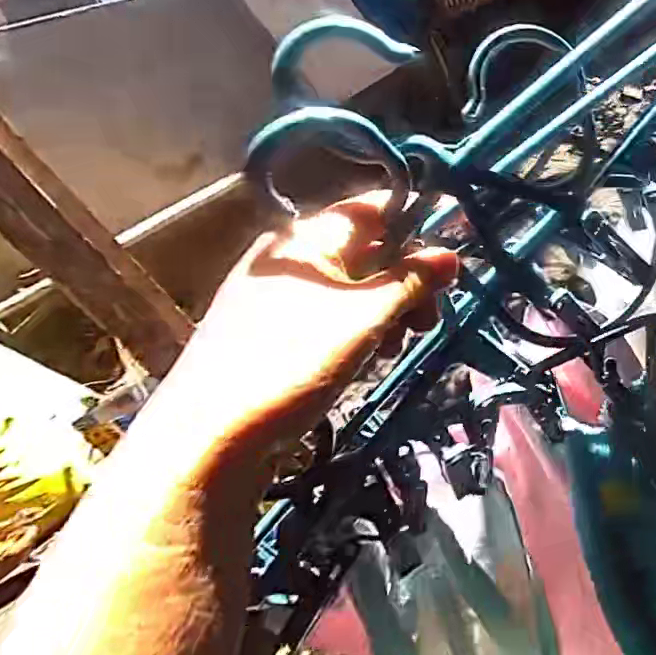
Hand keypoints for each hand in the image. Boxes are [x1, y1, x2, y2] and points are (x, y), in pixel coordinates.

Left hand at [138, 192, 459, 467]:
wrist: (203, 446)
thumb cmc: (292, 364)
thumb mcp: (367, 318)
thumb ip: (413, 280)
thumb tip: (451, 254)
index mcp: (309, 239)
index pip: (378, 208)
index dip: (420, 226)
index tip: (450, 260)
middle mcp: (291, 257)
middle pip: (369, 249)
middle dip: (407, 279)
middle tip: (428, 317)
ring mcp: (277, 294)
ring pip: (353, 285)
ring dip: (388, 307)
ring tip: (399, 344)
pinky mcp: (270, 331)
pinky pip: (331, 312)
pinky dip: (360, 326)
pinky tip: (371, 356)